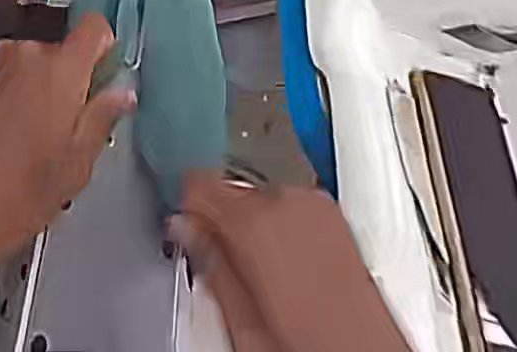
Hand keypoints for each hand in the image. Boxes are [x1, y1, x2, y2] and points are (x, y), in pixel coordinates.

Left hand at [0, 12, 134, 327]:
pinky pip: (16, 72)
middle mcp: (29, 53)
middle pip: (67, 49)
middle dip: (75, 79)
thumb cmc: (16, 192)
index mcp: (61, 67)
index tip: (106, 77)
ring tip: (42, 135)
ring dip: (47, 87)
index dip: (105, 48)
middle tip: (74, 123)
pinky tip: (19, 134)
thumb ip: (104, 115)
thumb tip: (122, 93)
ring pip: (41, 63)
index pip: (95, 26)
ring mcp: (0, 62)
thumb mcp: (78, 161)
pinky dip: (23, 93)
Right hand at [172, 175, 412, 351]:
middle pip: (230, 189)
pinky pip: (289, 201)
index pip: (199, 181)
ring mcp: (313, 199)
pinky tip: (286, 262)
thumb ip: (210, 264)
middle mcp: (285, 197)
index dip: (186, 203)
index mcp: (255, 220)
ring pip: (259, 194)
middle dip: (221, 219)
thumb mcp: (243, 323)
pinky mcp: (332, 209)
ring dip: (251, 221)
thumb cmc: (312, 346)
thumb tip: (184, 227)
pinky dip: (279, 221)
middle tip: (222, 263)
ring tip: (261, 272)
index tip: (184, 224)